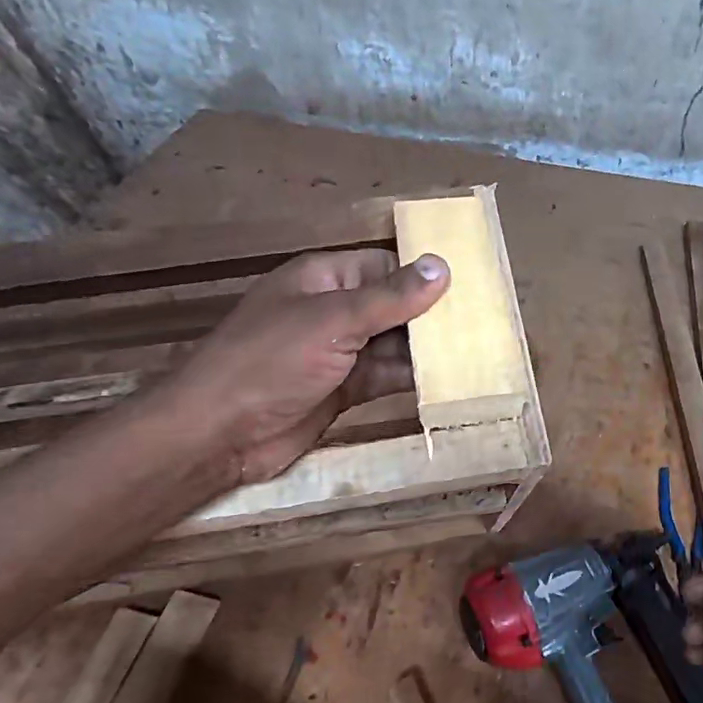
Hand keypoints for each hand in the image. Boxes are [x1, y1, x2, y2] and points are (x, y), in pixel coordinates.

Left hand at [147, 248, 448, 484]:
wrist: (218, 436)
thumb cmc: (270, 362)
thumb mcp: (333, 321)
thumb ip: (391, 297)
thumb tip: (442, 265)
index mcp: (324, 279)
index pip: (386, 266)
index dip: (424, 274)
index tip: (471, 285)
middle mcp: (334, 310)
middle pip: (395, 305)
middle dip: (432, 315)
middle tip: (483, 322)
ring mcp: (340, 351)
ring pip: (395, 342)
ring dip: (428, 349)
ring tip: (475, 351)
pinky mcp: (345, 387)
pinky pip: (388, 374)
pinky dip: (414, 377)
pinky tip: (448, 380)